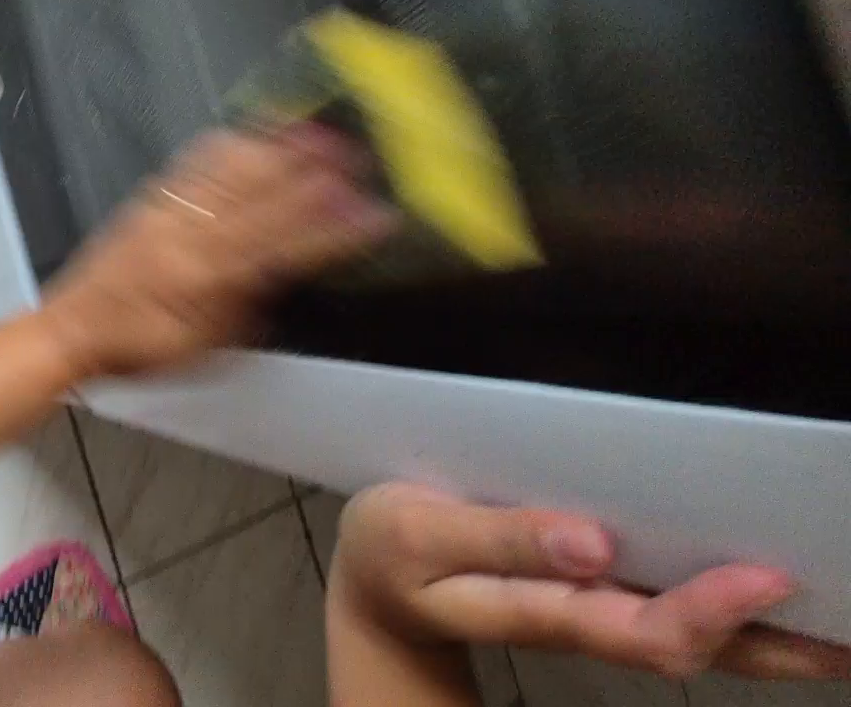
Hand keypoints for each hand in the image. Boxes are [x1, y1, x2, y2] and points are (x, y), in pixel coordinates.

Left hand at [38, 124, 395, 378]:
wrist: (71, 329)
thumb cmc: (135, 347)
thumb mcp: (206, 345)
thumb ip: (247, 306)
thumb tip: (279, 275)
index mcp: (208, 282)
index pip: (286, 247)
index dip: (334, 229)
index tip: (372, 213)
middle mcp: (187, 242)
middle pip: (261, 199)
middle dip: (311, 175)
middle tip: (351, 155)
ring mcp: (163, 217)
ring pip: (226, 174)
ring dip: (271, 150)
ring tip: (308, 130)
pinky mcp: (144, 204)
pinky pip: (186, 169)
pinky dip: (219, 148)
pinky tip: (240, 134)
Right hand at [329, 482, 850, 680]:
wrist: (376, 584)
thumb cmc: (389, 547)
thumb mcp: (418, 534)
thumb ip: (497, 539)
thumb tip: (595, 543)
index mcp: (531, 609)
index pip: (635, 628)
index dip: (704, 612)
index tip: (768, 577)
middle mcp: (575, 619)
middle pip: (685, 647)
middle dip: (776, 642)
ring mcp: (582, 608)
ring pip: (688, 636)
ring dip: (773, 636)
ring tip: (843, 615)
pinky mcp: (580, 590)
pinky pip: (661, 604)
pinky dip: (729, 608)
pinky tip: (763, 591)